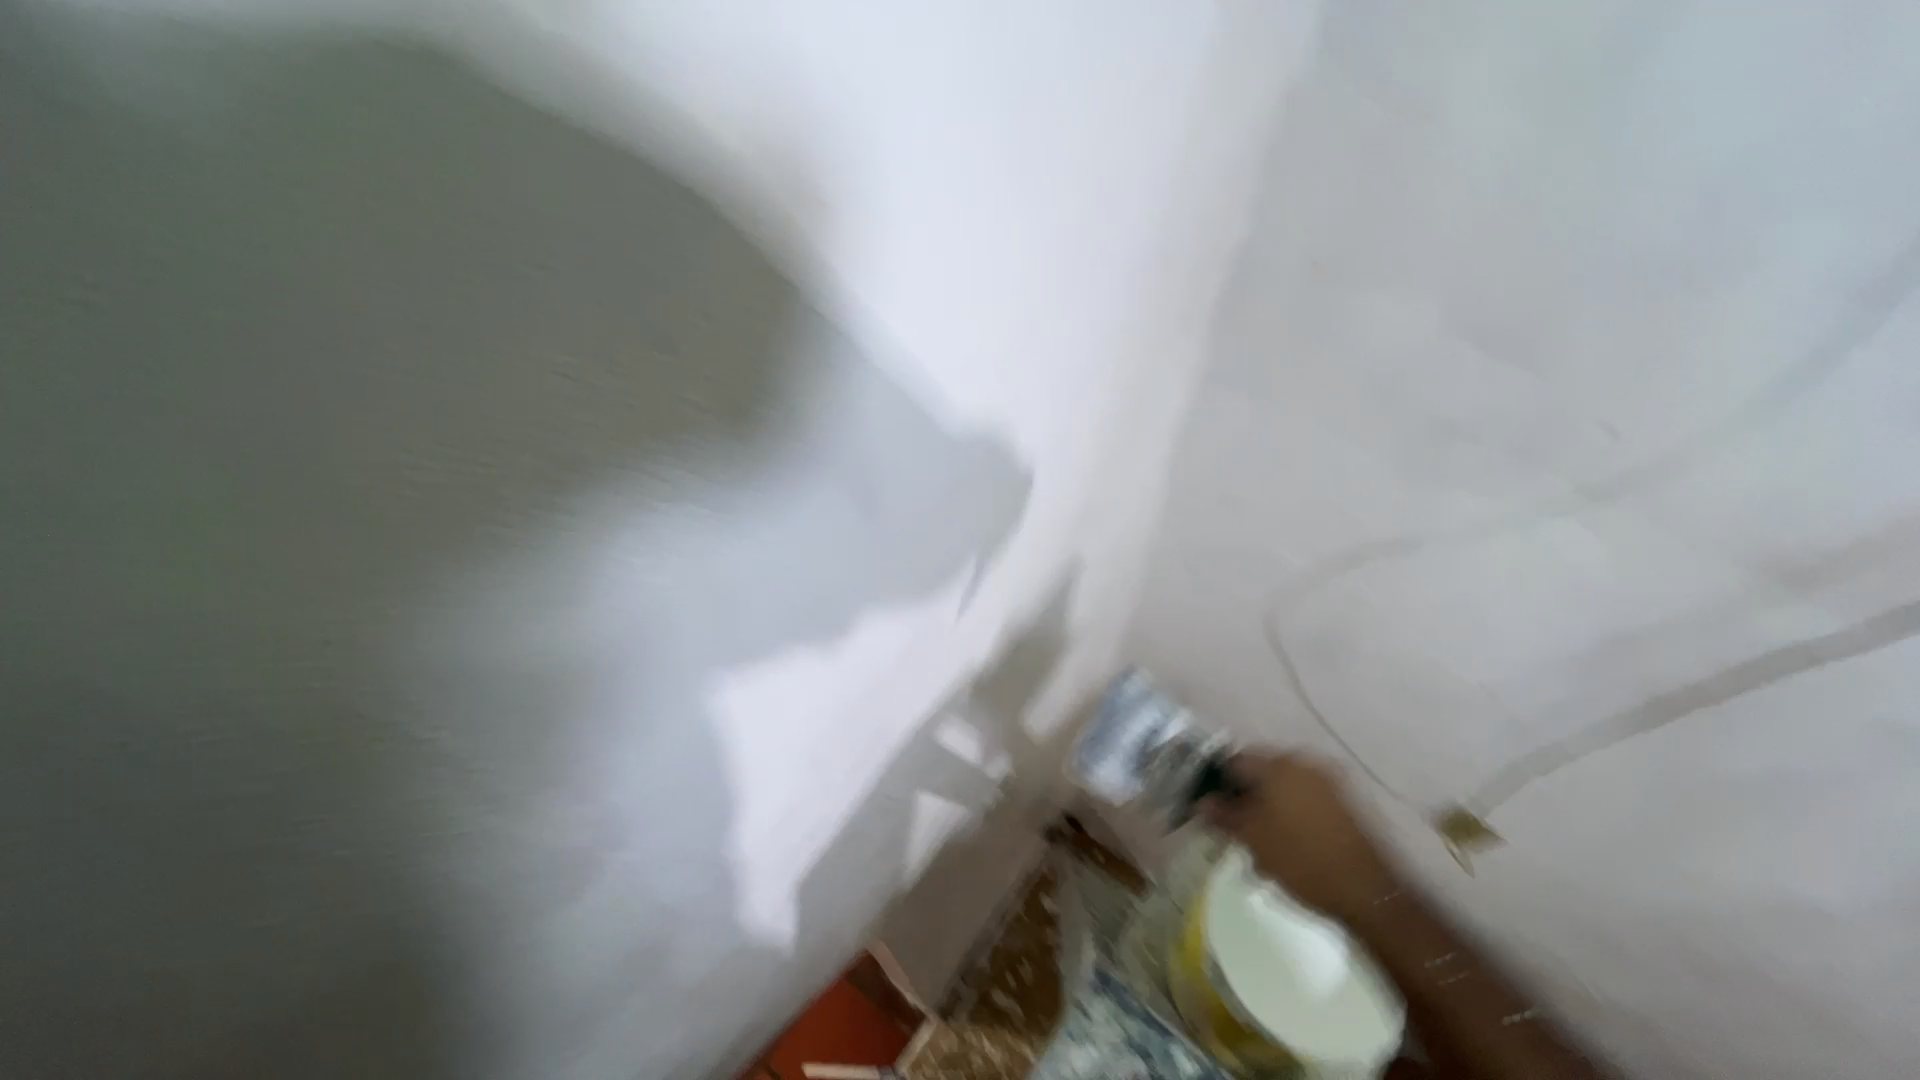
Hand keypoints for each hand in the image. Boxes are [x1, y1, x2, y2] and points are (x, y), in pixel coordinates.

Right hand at [1199, 752, 1398, 920]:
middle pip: (1262, 774)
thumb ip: (1223, 815)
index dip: (1217, 782)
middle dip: (1245, 801)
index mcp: (1281, 763)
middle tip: (1234, 833)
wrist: (1369, 893)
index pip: (1235, 760)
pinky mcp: (1347, 805)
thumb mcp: (1252, 838)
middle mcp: (1307, 764)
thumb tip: (1202, 801)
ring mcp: (1331, 783)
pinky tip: (1287, 850)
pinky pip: (1306, 803)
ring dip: (1268, 814)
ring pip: (1285, 791)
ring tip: (1260, 851)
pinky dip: (1291, 819)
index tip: (1208, 808)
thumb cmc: (1302, 860)